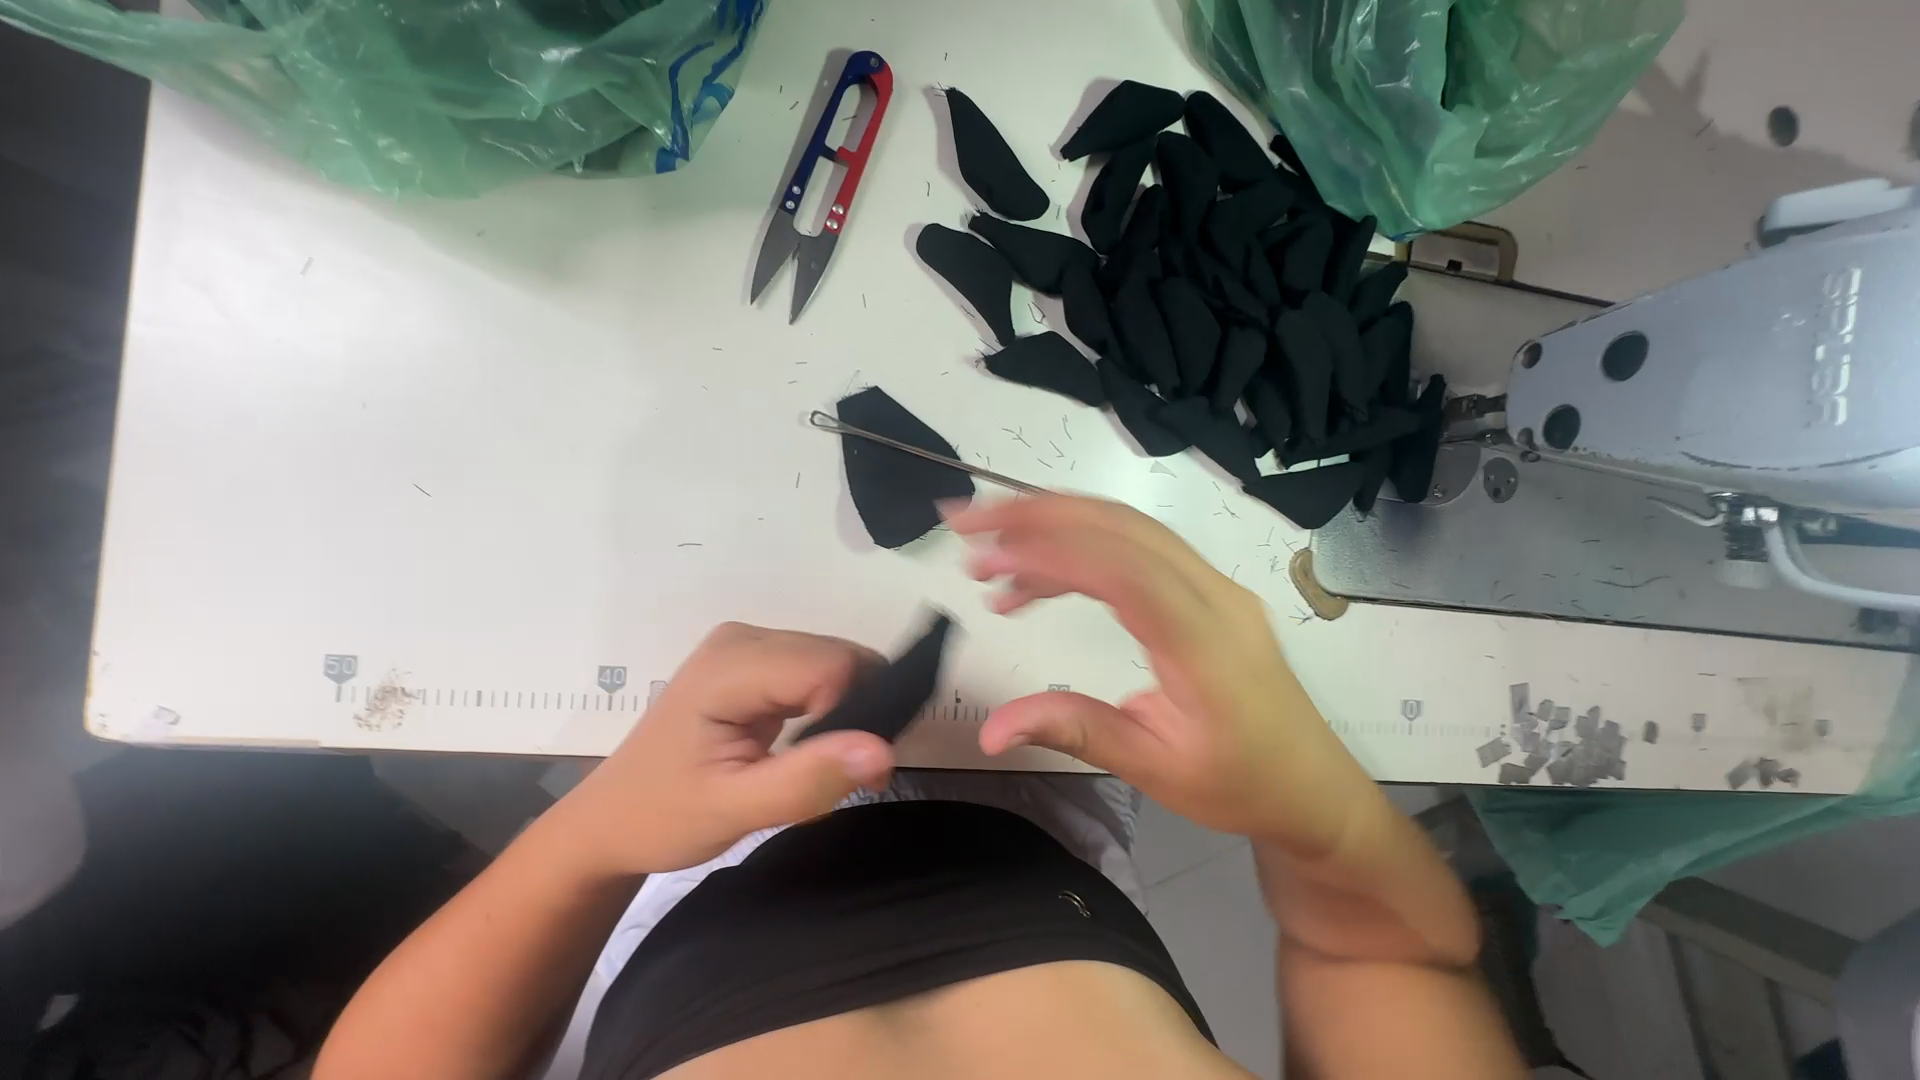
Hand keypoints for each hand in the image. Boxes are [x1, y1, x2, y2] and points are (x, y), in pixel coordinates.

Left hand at [547, 622, 895, 877]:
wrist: (609, 820)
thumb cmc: (661, 818)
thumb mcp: (733, 810)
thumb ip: (807, 779)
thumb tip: (882, 749)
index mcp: (729, 666)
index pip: (831, 666)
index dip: (857, 715)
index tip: (857, 773)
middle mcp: (742, 638)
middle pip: (837, 658)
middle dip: (858, 713)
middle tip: (850, 776)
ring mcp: (746, 645)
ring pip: (834, 663)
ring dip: (848, 712)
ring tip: (828, 765)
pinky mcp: (753, 661)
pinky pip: (816, 671)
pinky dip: (831, 707)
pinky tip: (812, 745)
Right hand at [947, 496, 1373, 851]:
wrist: (1311, 787)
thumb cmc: (1238, 784)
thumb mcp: (1155, 769)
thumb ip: (1076, 731)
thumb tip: (991, 731)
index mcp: (1205, 643)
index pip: (1125, 572)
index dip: (1052, 552)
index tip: (986, 555)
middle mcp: (1214, 596)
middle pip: (1123, 527)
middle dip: (1038, 514)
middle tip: (967, 524)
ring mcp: (1214, 586)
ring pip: (1128, 528)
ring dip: (1054, 524)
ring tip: (988, 554)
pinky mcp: (1206, 590)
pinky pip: (1138, 550)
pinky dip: (1080, 550)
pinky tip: (1035, 584)